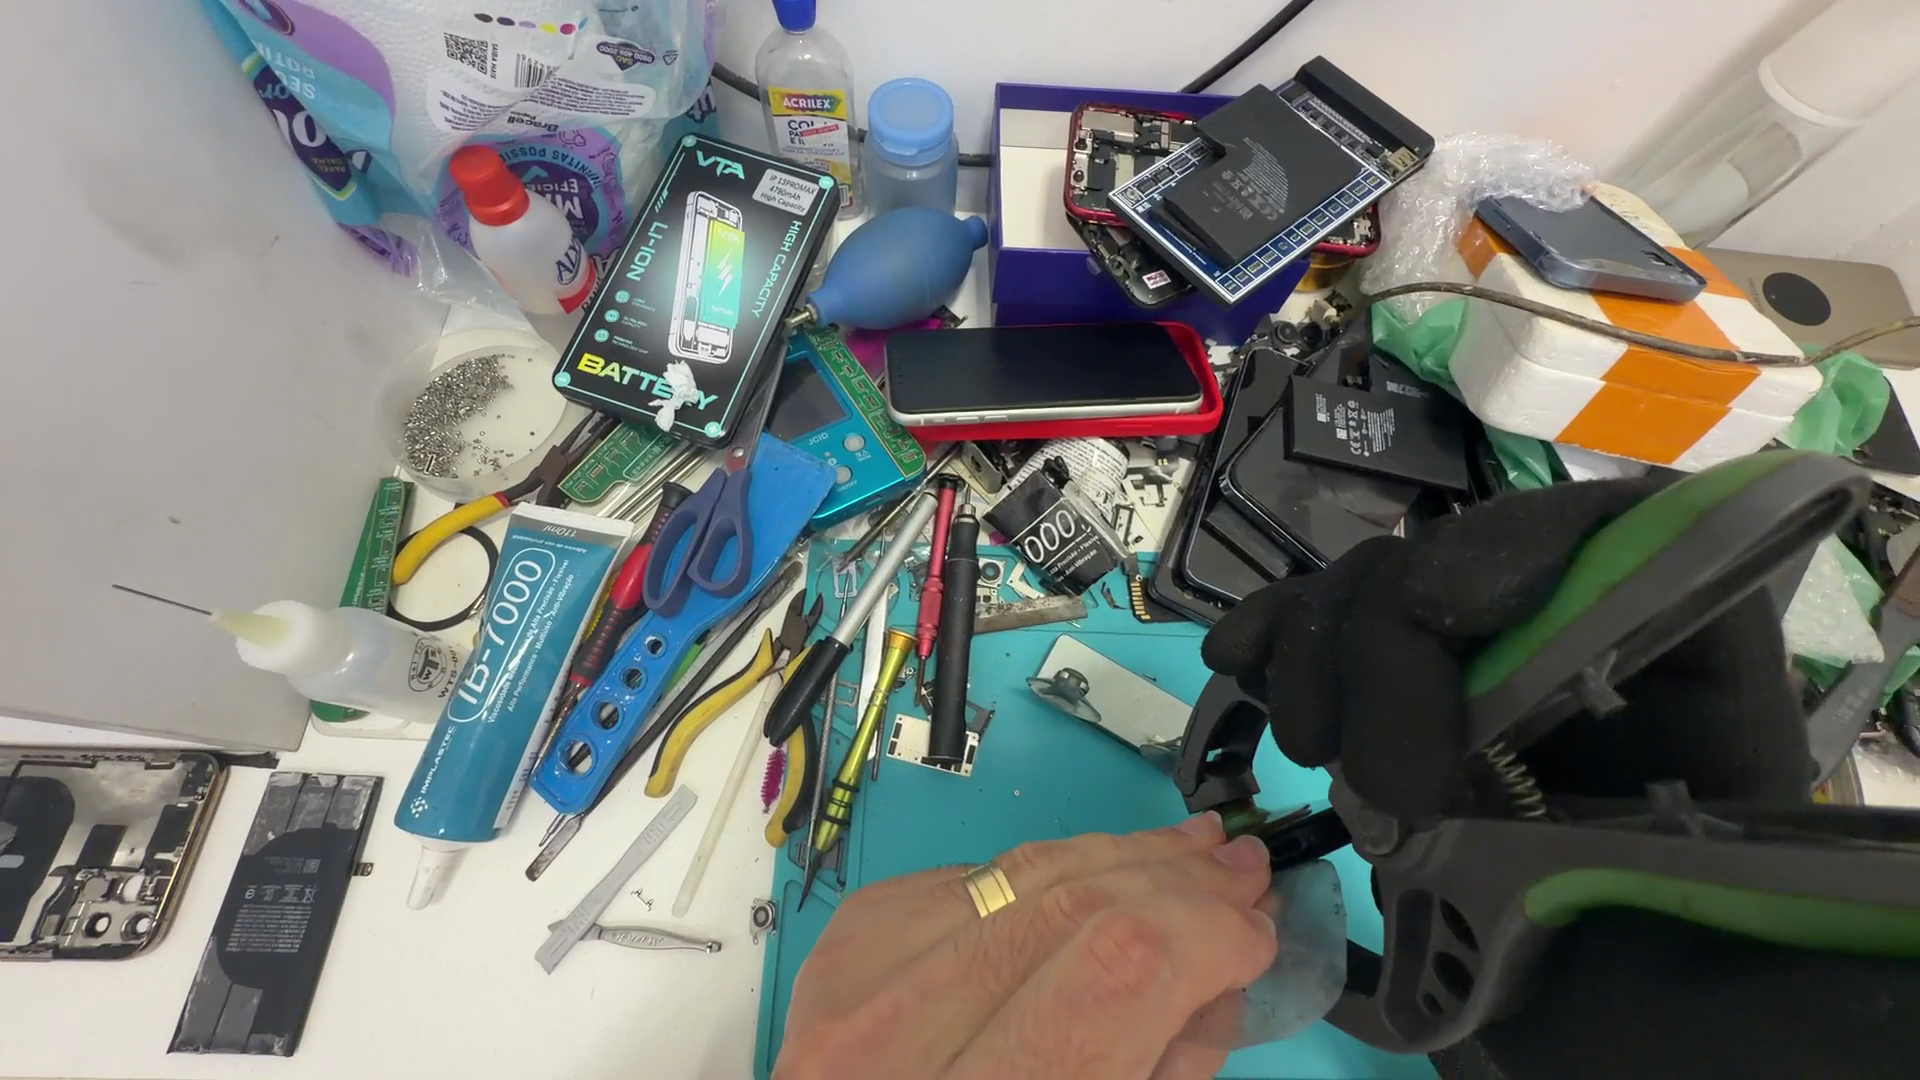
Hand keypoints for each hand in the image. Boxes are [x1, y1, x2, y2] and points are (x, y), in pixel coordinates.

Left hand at [774, 815, 1277, 1079]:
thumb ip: (1165, 1065)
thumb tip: (1214, 960)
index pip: (1115, 966)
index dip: (1202, 929)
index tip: (1255, 922)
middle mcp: (900, 1031)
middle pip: (1064, 903)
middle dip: (1169, 875)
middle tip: (1235, 864)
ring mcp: (865, 967)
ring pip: (1020, 869)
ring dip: (1116, 854)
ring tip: (1183, 847)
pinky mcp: (856, 930)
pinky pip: (976, 876)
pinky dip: (1047, 873)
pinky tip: (1094, 870)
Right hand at [1200, 478, 1919, 1078]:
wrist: (1568, 974)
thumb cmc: (1632, 949)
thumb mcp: (1665, 896)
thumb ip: (1617, 838)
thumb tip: (1479, 786)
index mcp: (1660, 642)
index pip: (1590, 532)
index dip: (1508, 549)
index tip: (1446, 617)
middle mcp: (1542, 617)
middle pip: (1433, 564)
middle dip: (1380, 656)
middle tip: (1380, 784)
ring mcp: (1439, 638)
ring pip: (1349, 588)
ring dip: (1307, 660)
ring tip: (1308, 754)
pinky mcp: (1364, 664)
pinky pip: (1296, 619)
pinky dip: (1262, 637)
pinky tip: (1236, 665)